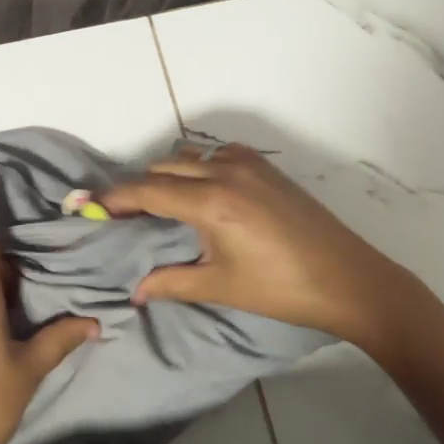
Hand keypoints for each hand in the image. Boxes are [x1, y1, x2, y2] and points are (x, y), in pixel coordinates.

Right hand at [99, 143, 429, 346]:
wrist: (350, 281)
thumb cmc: (281, 290)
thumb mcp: (220, 287)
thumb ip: (171, 281)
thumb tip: (134, 290)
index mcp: (211, 203)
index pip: (148, 191)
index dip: (117, 198)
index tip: (93, 207)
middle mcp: (225, 173)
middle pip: (163, 167)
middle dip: (139, 187)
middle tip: (126, 214)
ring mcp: (249, 165)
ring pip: (190, 155)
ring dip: (168, 172)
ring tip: (160, 202)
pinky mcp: (267, 168)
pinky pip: (218, 153)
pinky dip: (199, 164)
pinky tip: (202, 190)